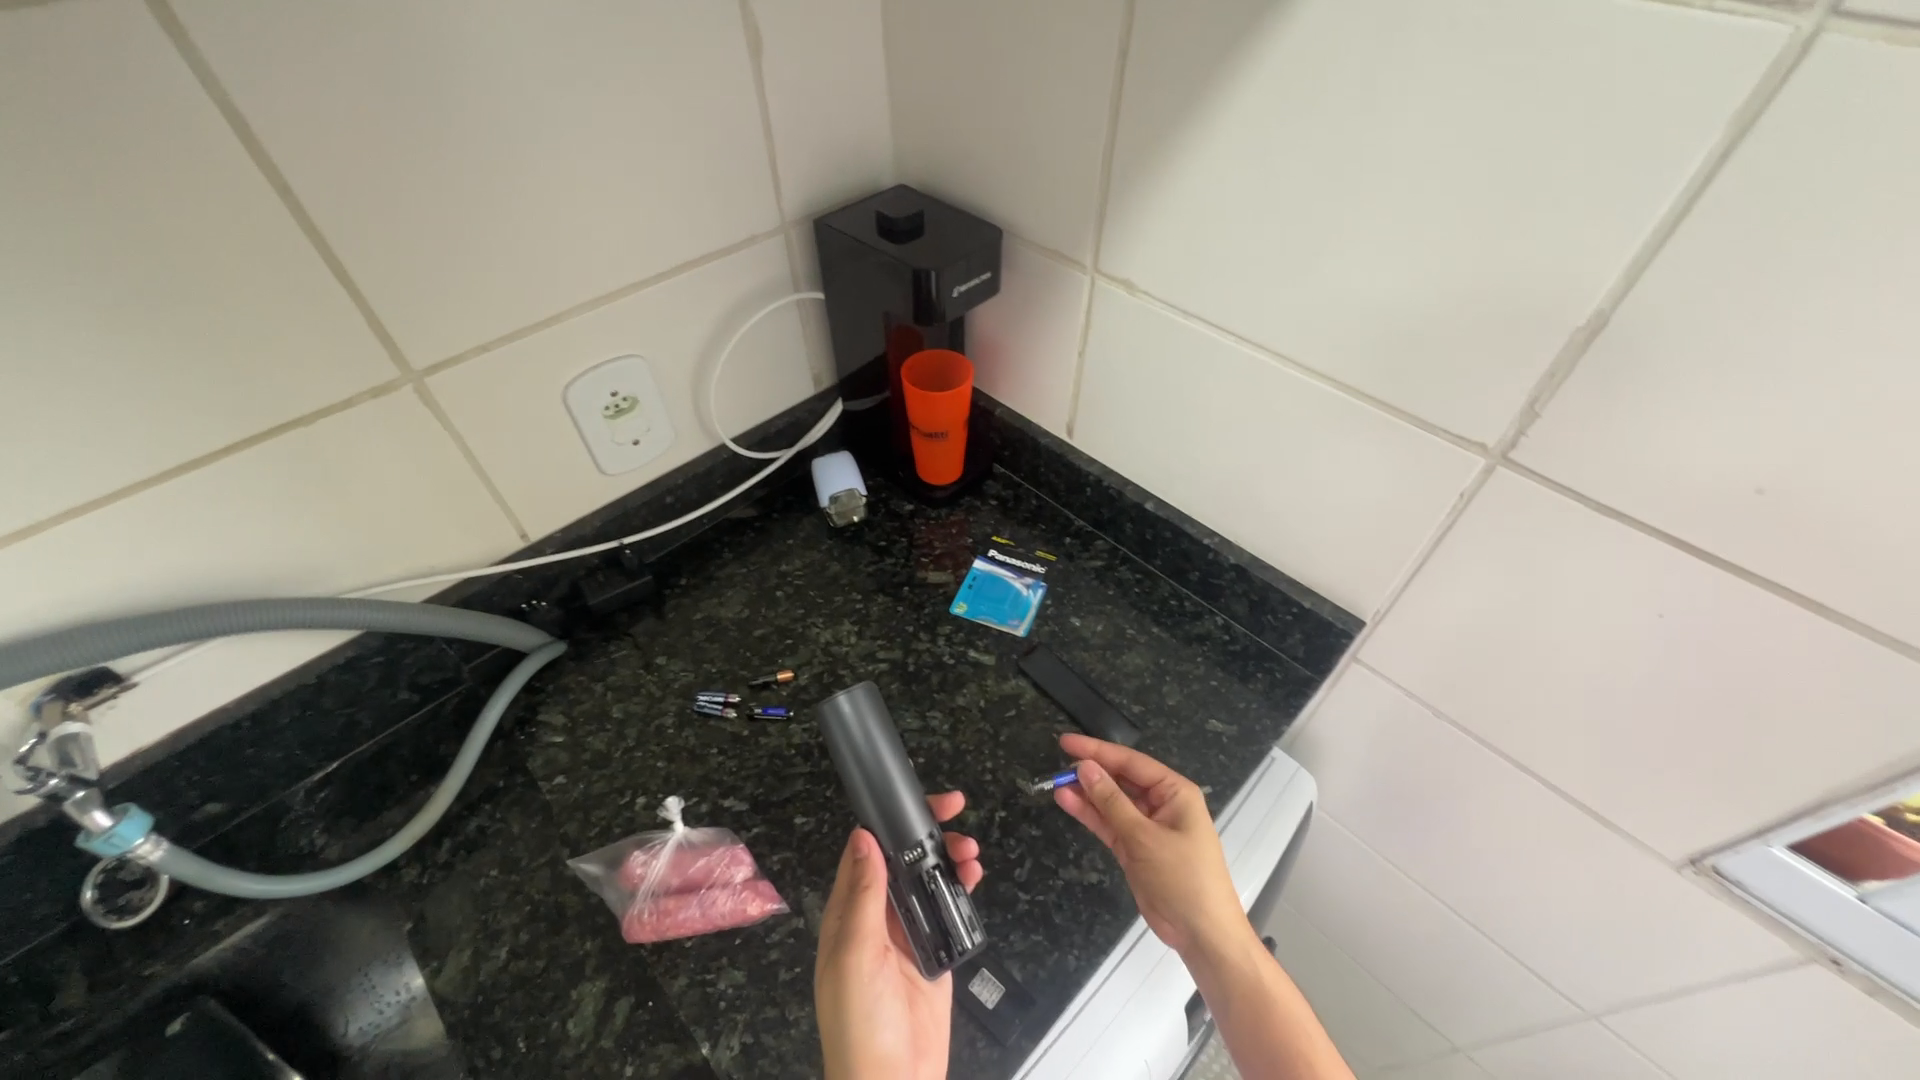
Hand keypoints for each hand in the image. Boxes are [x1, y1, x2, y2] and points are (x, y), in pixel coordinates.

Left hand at [815, 792, 982, 1079]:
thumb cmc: (859, 1022)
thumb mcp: (854, 953)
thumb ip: (863, 896)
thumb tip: (863, 839)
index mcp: (848, 913)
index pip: (865, 852)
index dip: (887, 821)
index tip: (914, 800)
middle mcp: (876, 918)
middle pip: (901, 860)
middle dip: (925, 832)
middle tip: (954, 811)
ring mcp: (907, 934)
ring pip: (927, 880)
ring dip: (947, 857)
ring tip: (969, 849)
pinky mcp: (934, 952)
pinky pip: (947, 909)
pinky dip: (961, 888)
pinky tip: (973, 875)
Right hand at [1053, 734, 1248, 956]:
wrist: (1201, 933)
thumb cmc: (1182, 877)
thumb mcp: (1144, 837)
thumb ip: (1111, 801)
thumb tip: (1084, 768)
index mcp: (1174, 792)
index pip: (1131, 762)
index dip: (1098, 751)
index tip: (1066, 742)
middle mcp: (1161, 804)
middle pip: (1121, 780)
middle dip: (1091, 772)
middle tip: (1057, 763)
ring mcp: (1147, 827)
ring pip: (1111, 802)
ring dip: (1086, 794)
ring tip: (1055, 782)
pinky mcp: (1135, 848)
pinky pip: (1109, 824)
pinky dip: (1090, 814)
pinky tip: (1067, 802)